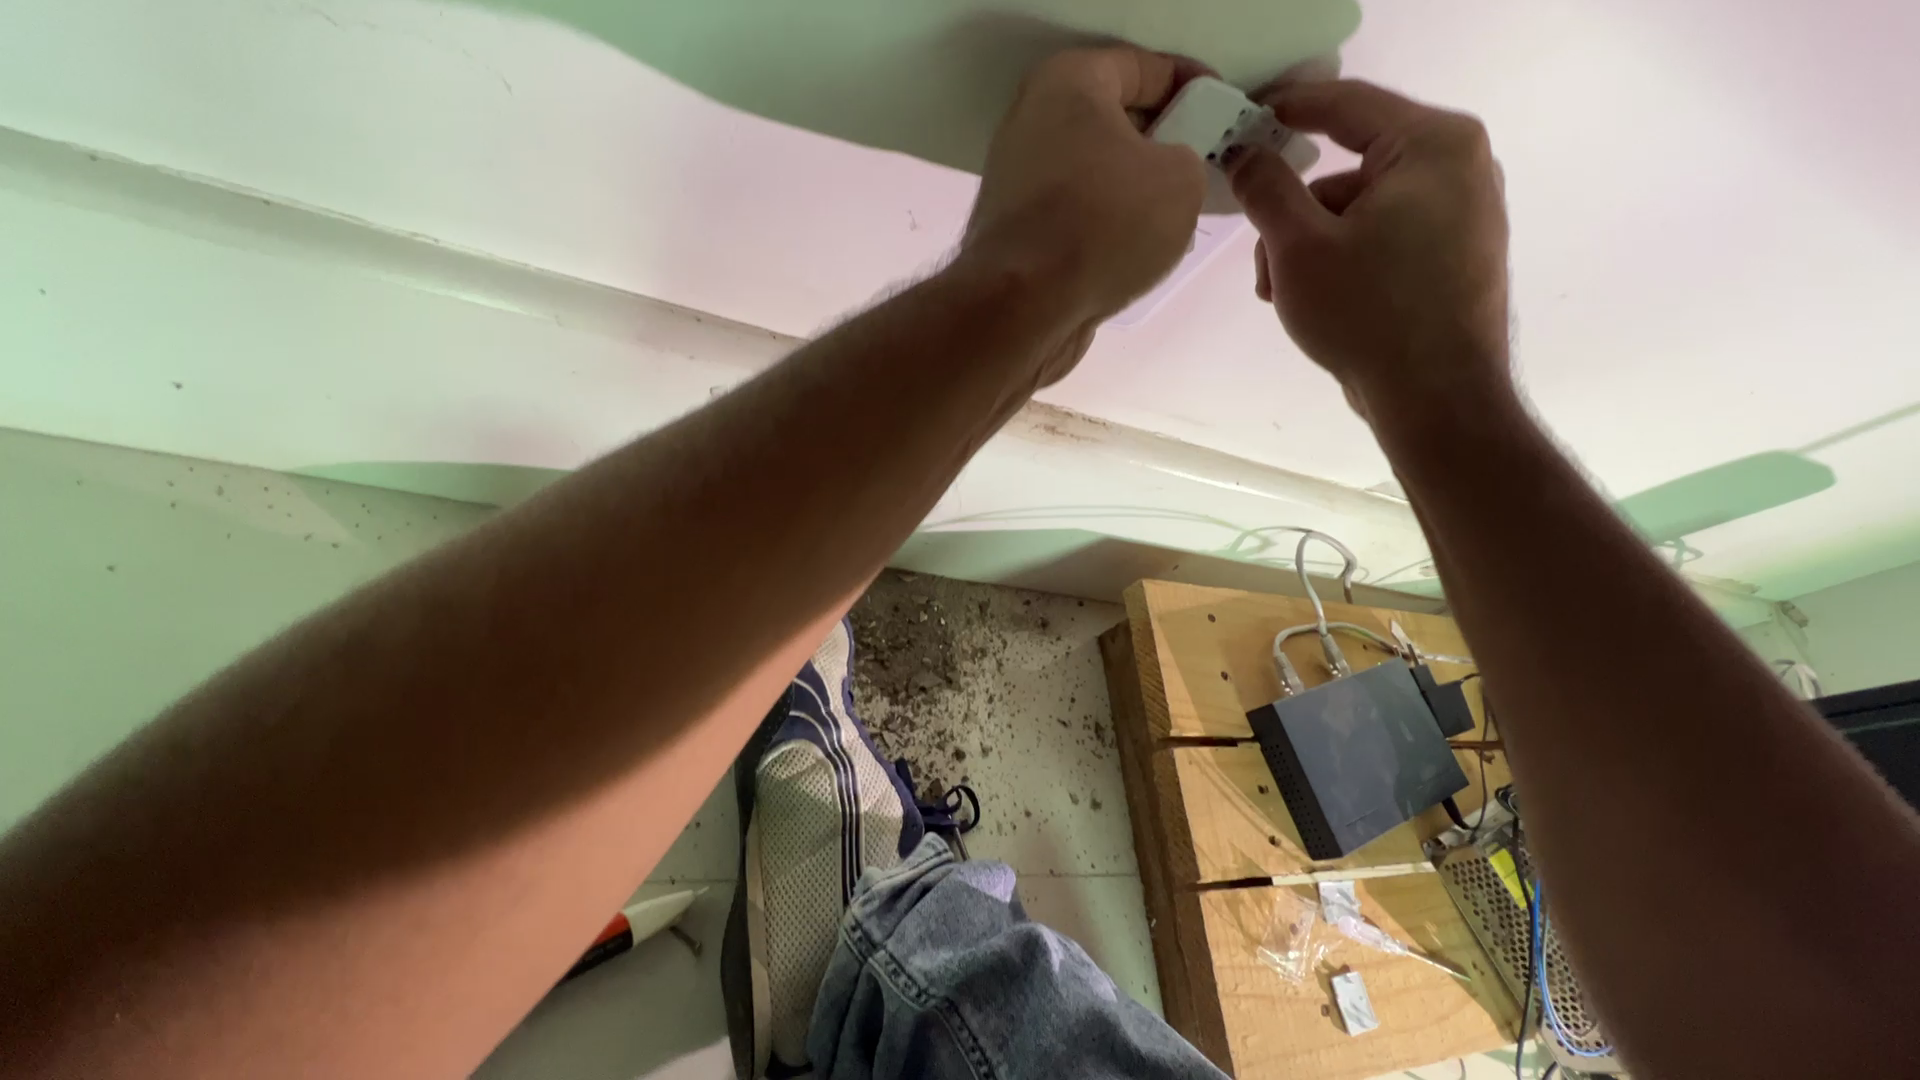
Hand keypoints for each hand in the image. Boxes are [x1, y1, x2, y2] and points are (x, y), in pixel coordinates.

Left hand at [963, 47, 1208, 340]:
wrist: (1024, 309)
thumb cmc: (1103, 225)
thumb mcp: (1180, 179)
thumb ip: (1187, 159)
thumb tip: (1165, 174)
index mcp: (1067, 84)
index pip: (1141, 67)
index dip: (1190, 86)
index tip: (1221, 115)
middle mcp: (1031, 125)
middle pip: (1112, 124)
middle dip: (1161, 147)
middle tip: (1200, 171)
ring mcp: (1016, 184)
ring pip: (1093, 178)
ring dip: (1133, 198)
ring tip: (1173, 225)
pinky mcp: (1015, 236)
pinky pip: (1074, 221)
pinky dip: (1103, 234)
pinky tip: (1133, 259)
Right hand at [1229, 80, 1510, 421]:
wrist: (1436, 397)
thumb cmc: (1368, 313)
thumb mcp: (1298, 247)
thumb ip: (1266, 188)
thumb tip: (1245, 151)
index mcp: (1433, 145)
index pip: (1346, 103)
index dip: (1287, 107)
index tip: (1242, 117)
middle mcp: (1460, 167)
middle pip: (1348, 170)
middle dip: (1293, 215)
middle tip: (1261, 258)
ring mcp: (1462, 215)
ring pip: (1359, 211)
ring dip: (1308, 248)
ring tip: (1282, 298)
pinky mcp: (1454, 256)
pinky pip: (1383, 238)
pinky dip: (1341, 261)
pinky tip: (1317, 304)